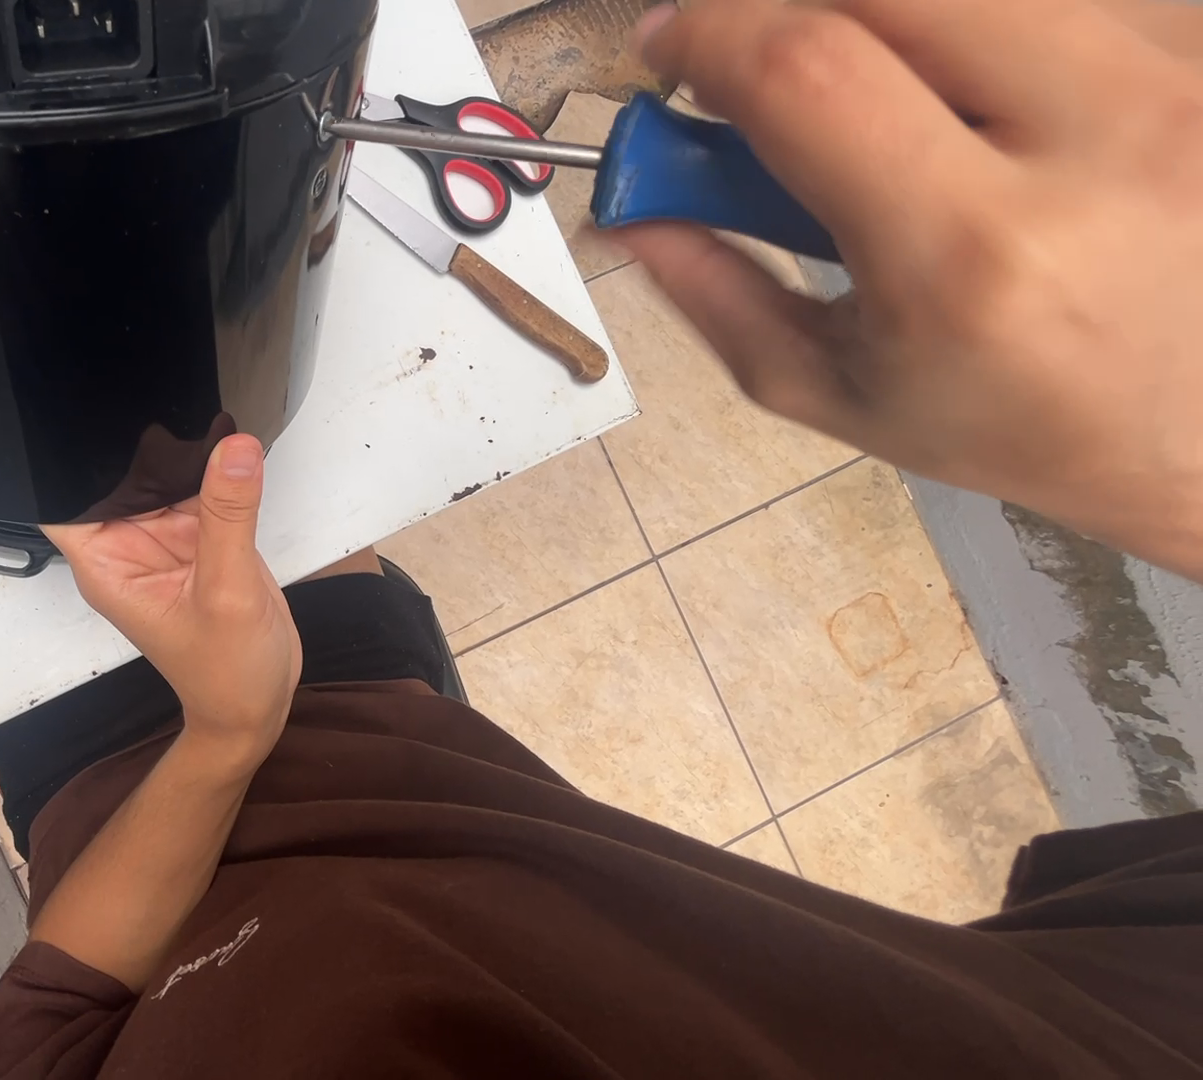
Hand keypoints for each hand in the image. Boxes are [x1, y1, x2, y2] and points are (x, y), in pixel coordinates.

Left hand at [45, 435, 300, 767]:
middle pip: (118, 475)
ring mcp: (167, 540)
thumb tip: (236, 448)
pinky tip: (229, 442)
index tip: (85, 408)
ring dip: (182, 451)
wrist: (258, 703)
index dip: (64, 457)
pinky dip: (215, 470)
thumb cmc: (225, 671)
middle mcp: (130, 545)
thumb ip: (229, 516)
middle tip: (160, 388)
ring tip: (201, 404)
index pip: (63, 498)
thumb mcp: (226, 592)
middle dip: (137, 441)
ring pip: (165, 476)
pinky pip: (203, 490)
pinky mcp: (203, 539)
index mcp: (108, 561)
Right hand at [617, 0, 1202, 577]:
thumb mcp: (815, 382)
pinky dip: (955, 42)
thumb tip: (628, 215)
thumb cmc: (988, 420)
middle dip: (782, 13)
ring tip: (862, 116)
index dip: (713, 35)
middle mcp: (1095, 132)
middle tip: (740, 70)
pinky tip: (960, 113)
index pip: (810, 75)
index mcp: (962, 250)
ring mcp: (1184, 69)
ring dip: (870, 31)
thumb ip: (710, 290)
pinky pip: (1042, 4)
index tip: (660, 44)